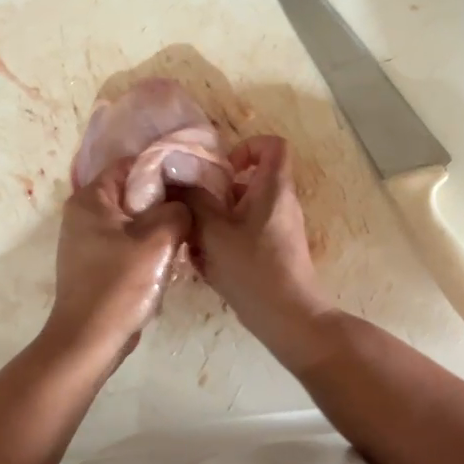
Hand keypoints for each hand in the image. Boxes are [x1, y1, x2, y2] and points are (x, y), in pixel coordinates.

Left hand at [46, 158, 191, 361]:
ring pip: (133, 217)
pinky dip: (148, 243)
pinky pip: (128, 240)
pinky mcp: (96, 262)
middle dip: (165, 197)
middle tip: (197, 205)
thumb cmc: (119, 285)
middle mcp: (84, 212)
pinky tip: (170, 255)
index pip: (132, 164)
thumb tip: (185, 204)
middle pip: (132, 190)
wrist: (89, 341)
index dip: (165, 166)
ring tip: (188, 230)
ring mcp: (87, 239)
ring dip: (159, 223)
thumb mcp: (158, 241)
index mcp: (91, 198)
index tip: (195, 177)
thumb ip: (177, 211)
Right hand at [181, 136, 333, 343]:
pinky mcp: (275, 252)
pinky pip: (246, 233)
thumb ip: (193, 200)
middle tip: (194, 208)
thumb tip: (175, 177)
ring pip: (243, 211)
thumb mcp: (213, 231)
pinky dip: (225, 240)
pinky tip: (206, 263)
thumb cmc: (252, 268)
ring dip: (216, 220)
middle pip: (250, 181)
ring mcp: (280, 229)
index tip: (221, 169)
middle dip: (218, 192)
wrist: (288, 318)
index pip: (272, 145)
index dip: (246, 147)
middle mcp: (281, 203)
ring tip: (194, 240)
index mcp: (273, 188)